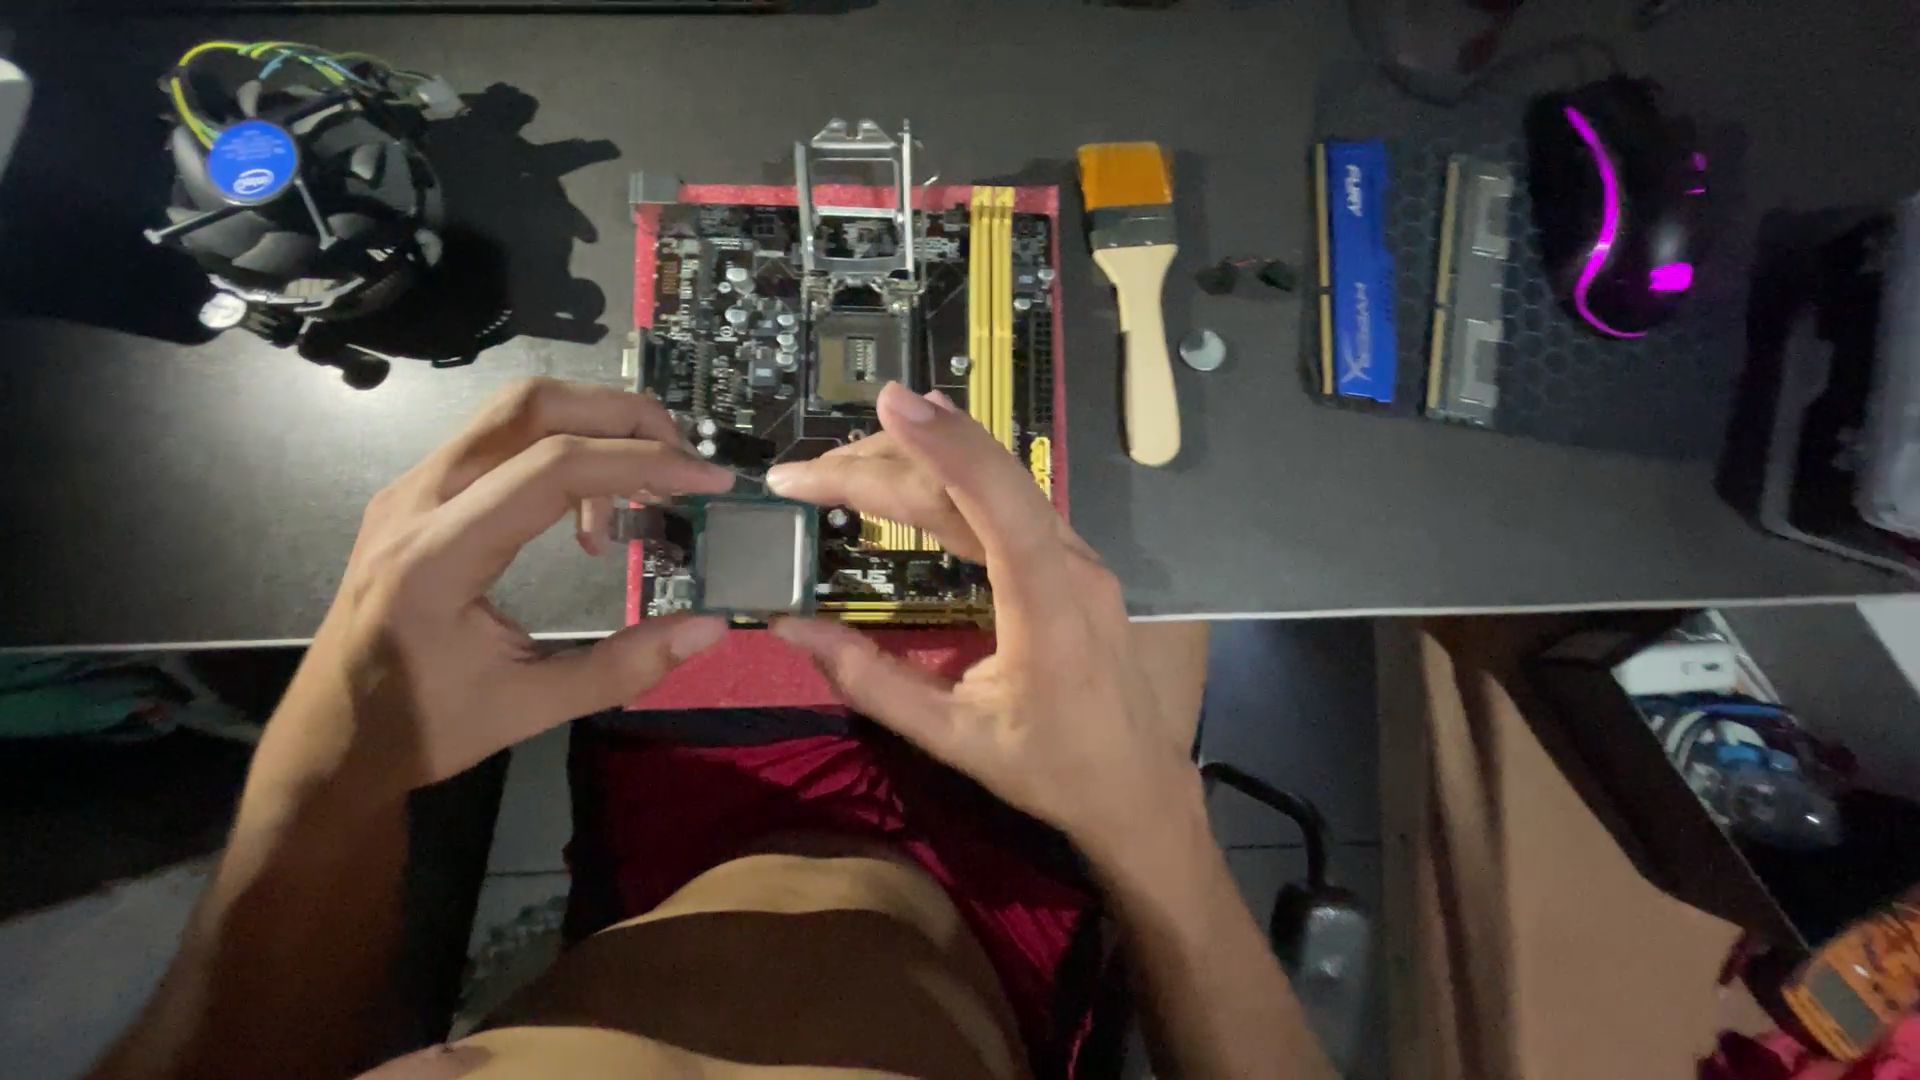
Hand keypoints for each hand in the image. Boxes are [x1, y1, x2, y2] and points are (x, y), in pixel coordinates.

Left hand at [261, 378, 735, 800]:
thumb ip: (625, 666)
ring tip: (647, 483)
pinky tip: (590, 515)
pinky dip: (568, 450)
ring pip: (518, 410)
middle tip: (684, 460)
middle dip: (625, 416)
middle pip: (533, 405)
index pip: (553, 468)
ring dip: (597, 426)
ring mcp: (415, 487)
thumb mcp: (532, 708)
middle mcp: (419, 499)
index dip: (643, 461)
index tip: (708, 480)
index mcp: (438, 556)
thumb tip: (709, 627)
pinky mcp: (423, 492)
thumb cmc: (424, 725)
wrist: (331, 736)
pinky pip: (504, 438)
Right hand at [765, 382, 1201, 860]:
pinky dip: (959, 471)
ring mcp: (1077, 556)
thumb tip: (790, 625)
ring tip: (844, 459)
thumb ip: (870, 680)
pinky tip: (928, 450)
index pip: (1000, 507)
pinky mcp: (1070, 558)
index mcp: (1050, 609)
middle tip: (806, 474)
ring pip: (997, 483)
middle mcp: (1070, 564)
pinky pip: (1012, 499)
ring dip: (921, 460)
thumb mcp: (953, 736)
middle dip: (889, 465)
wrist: (1135, 785)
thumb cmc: (1049, 768)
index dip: (948, 448)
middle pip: (982, 484)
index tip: (889, 403)